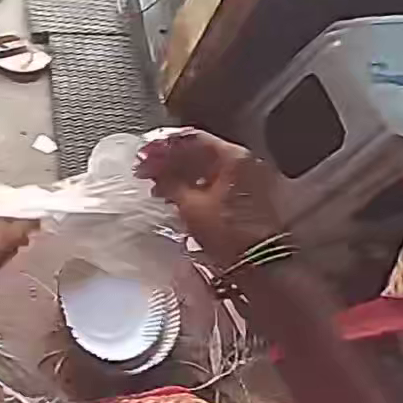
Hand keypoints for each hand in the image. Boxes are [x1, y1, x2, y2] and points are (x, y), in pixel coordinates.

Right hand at [136, 128, 283, 260]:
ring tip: (157, 187)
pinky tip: (176, 195)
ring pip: (207, 167)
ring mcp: (248, 177)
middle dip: (170, 161)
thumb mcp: (191, 205)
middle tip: (146, 171)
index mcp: (232, 156)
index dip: (163, 146)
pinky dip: (195, 185)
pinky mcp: (248, 195)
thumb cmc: (226, 232)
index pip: (192, 139)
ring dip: (181, 174)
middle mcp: (243, 161)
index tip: (143, 156)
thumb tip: (156, 170)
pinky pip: (216, 181)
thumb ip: (170, 182)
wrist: (259, 263)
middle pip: (200, 151)